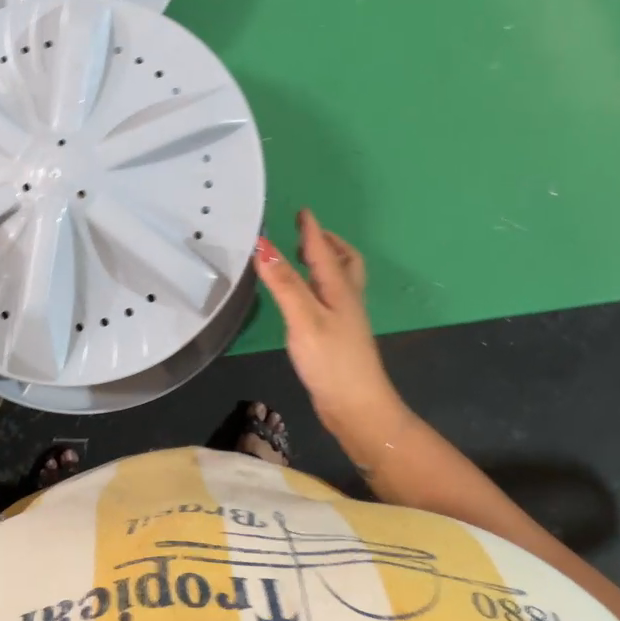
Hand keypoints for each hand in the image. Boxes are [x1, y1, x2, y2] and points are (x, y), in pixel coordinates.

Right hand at [253, 210, 409, 452]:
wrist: (357, 408)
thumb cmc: (332, 361)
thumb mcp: (304, 318)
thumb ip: (283, 282)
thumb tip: (262, 244)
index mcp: (339, 289)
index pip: (323, 250)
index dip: (311, 230)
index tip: (302, 211)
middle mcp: (345, 299)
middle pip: (343, 261)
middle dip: (326, 243)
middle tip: (304, 234)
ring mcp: (343, 319)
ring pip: (338, 280)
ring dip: (323, 262)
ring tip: (301, 258)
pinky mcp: (337, 336)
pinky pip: (328, 297)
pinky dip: (316, 285)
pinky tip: (302, 297)